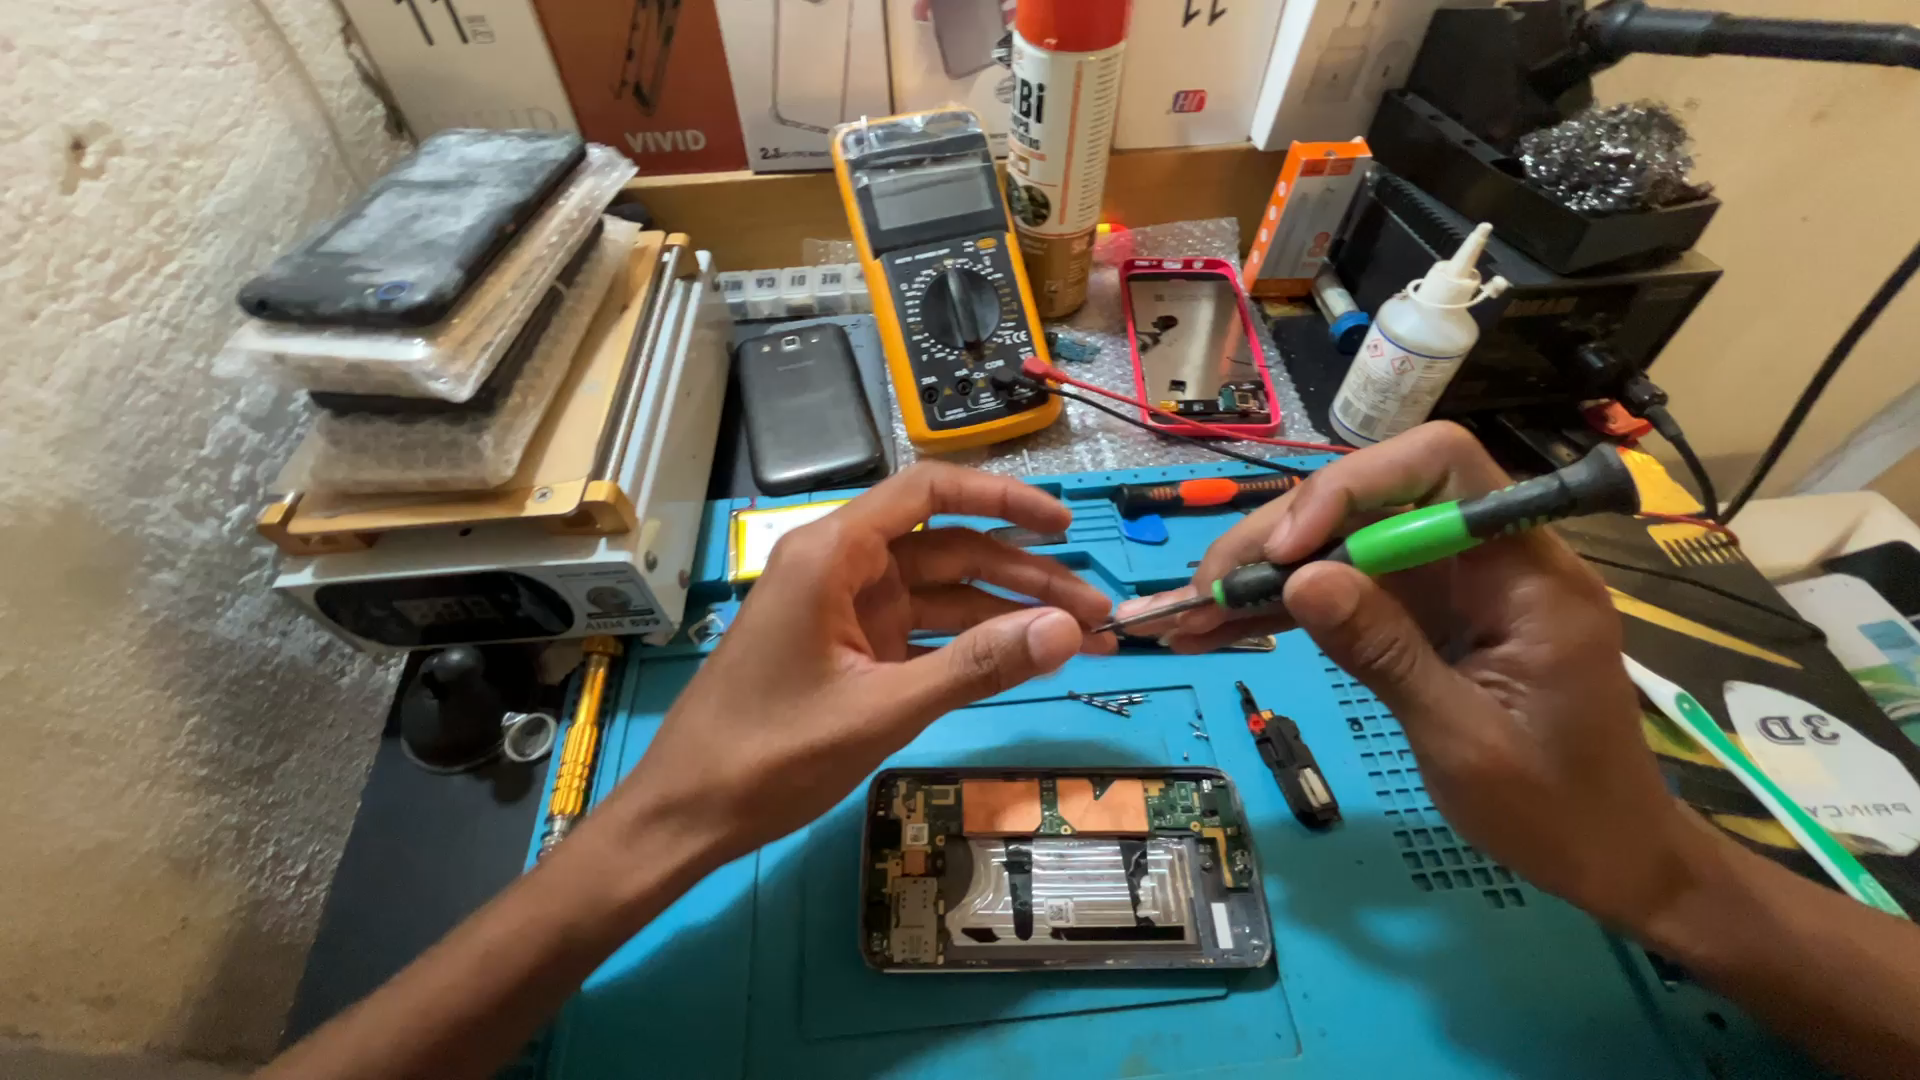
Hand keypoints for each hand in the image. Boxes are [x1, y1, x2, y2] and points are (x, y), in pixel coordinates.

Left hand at [603, 463, 1114, 866]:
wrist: (687, 814)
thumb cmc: (770, 755)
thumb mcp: (881, 710)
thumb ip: (975, 667)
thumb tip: (1067, 630)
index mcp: (834, 554)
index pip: (929, 492)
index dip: (1002, 499)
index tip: (1063, 527)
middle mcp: (843, 567)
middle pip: (950, 548)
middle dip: (1025, 577)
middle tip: (1098, 611)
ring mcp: (849, 610)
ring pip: (943, 594)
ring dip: (1007, 615)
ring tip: (1081, 641)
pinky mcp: (854, 649)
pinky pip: (924, 633)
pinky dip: (971, 646)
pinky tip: (1021, 660)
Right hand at [1118, 423, 1704, 930]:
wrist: (1598, 855)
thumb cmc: (1555, 806)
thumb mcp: (1464, 737)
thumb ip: (1384, 652)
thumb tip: (1301, 581)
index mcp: (1521, 570)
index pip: (1437, 467)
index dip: (1352, 489)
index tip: (1287, 551)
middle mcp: (1475, 558)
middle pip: (1361, 507)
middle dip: (1274, 542)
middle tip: (1204, 592)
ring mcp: (1436, 585)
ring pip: (1331, 548)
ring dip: (1256, 578)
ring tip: (1189, 615)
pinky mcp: (1406, 615)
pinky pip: (1330, 595)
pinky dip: (1272, 613)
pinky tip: (1215, 631)